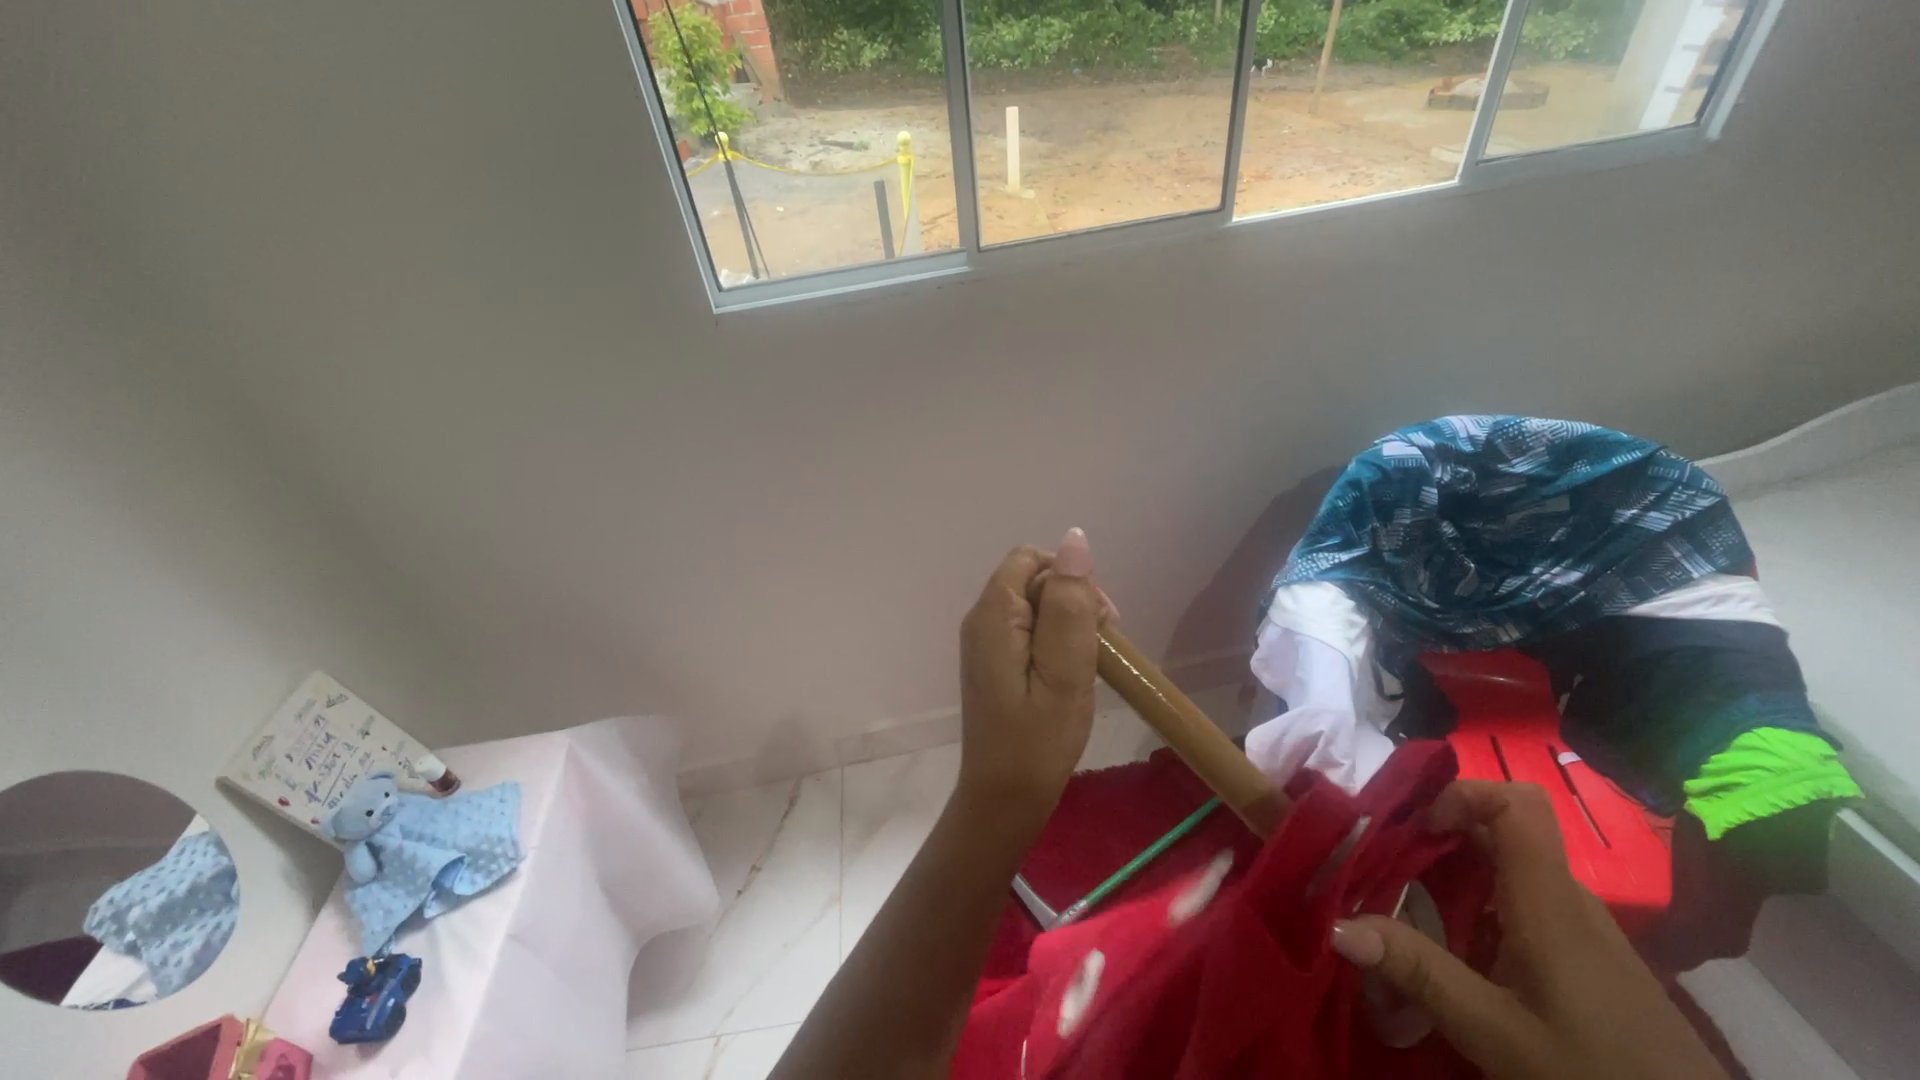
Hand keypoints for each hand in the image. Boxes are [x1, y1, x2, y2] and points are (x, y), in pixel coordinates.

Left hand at [956, 528, 1110, 831]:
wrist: (1005, 796)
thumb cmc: (1040, 737)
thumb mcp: (1066, 667)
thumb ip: (1069, 602)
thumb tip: (1074, 540)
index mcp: (993, 615)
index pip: (1031, 559)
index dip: (1070, 577)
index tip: (1099, 619)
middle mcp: (981, 620)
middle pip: (1032, 579)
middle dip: (1072, 600)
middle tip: (1101, 648)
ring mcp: (985, 644)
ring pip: (1035, 606)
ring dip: (1068, 625)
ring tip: (1088, 667)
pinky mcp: (994, 664)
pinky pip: (1029, 632)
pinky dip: (1055, 644)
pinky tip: (1070, 675)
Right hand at [1331, 781, 1727, 1079]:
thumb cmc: (1596, 1074)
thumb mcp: (1496, 1033)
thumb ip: (1419, 972)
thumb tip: (1334, 924)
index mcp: (1548, 902)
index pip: (1515, 801)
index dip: (1461, 794)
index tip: (1416, 828)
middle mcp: (1566, 900)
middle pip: (1504, 829)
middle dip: (1441, 834)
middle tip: (1387, 863)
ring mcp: (1579, 928)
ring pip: (1511, 868)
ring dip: (1455, 872)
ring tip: (1404, 904)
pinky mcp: (1584, 957)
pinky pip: (1522, 902)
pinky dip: (1477, 905)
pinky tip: (1453, 949)